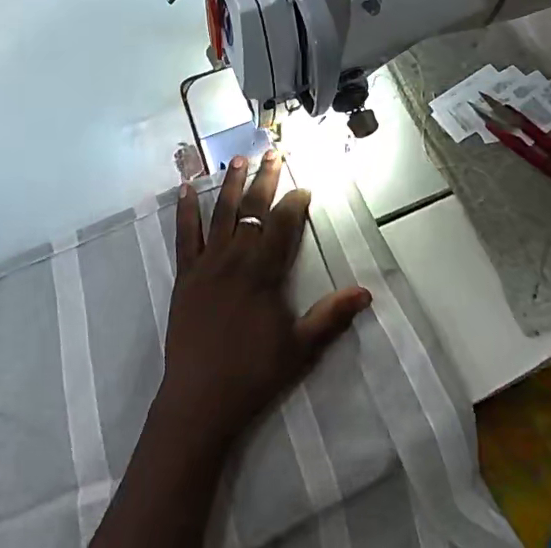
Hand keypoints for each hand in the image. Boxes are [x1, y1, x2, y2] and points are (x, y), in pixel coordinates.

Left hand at [154, 150, 371, 451]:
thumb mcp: (301, 348)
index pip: (282, 226)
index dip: (294, 203)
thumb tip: (365, 292)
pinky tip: (186, 189)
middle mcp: (235, 258)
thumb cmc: (254, 373)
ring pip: (221, 214)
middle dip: (265, 180)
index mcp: (264, 273)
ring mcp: (207, 263)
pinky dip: (186, 210)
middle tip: (273, 154)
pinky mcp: (185, 274)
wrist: (201, 396)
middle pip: (252, 210)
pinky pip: (185, 235)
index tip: (304, 187)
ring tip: (237, 159)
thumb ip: (331, 317)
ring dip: (230, 185)